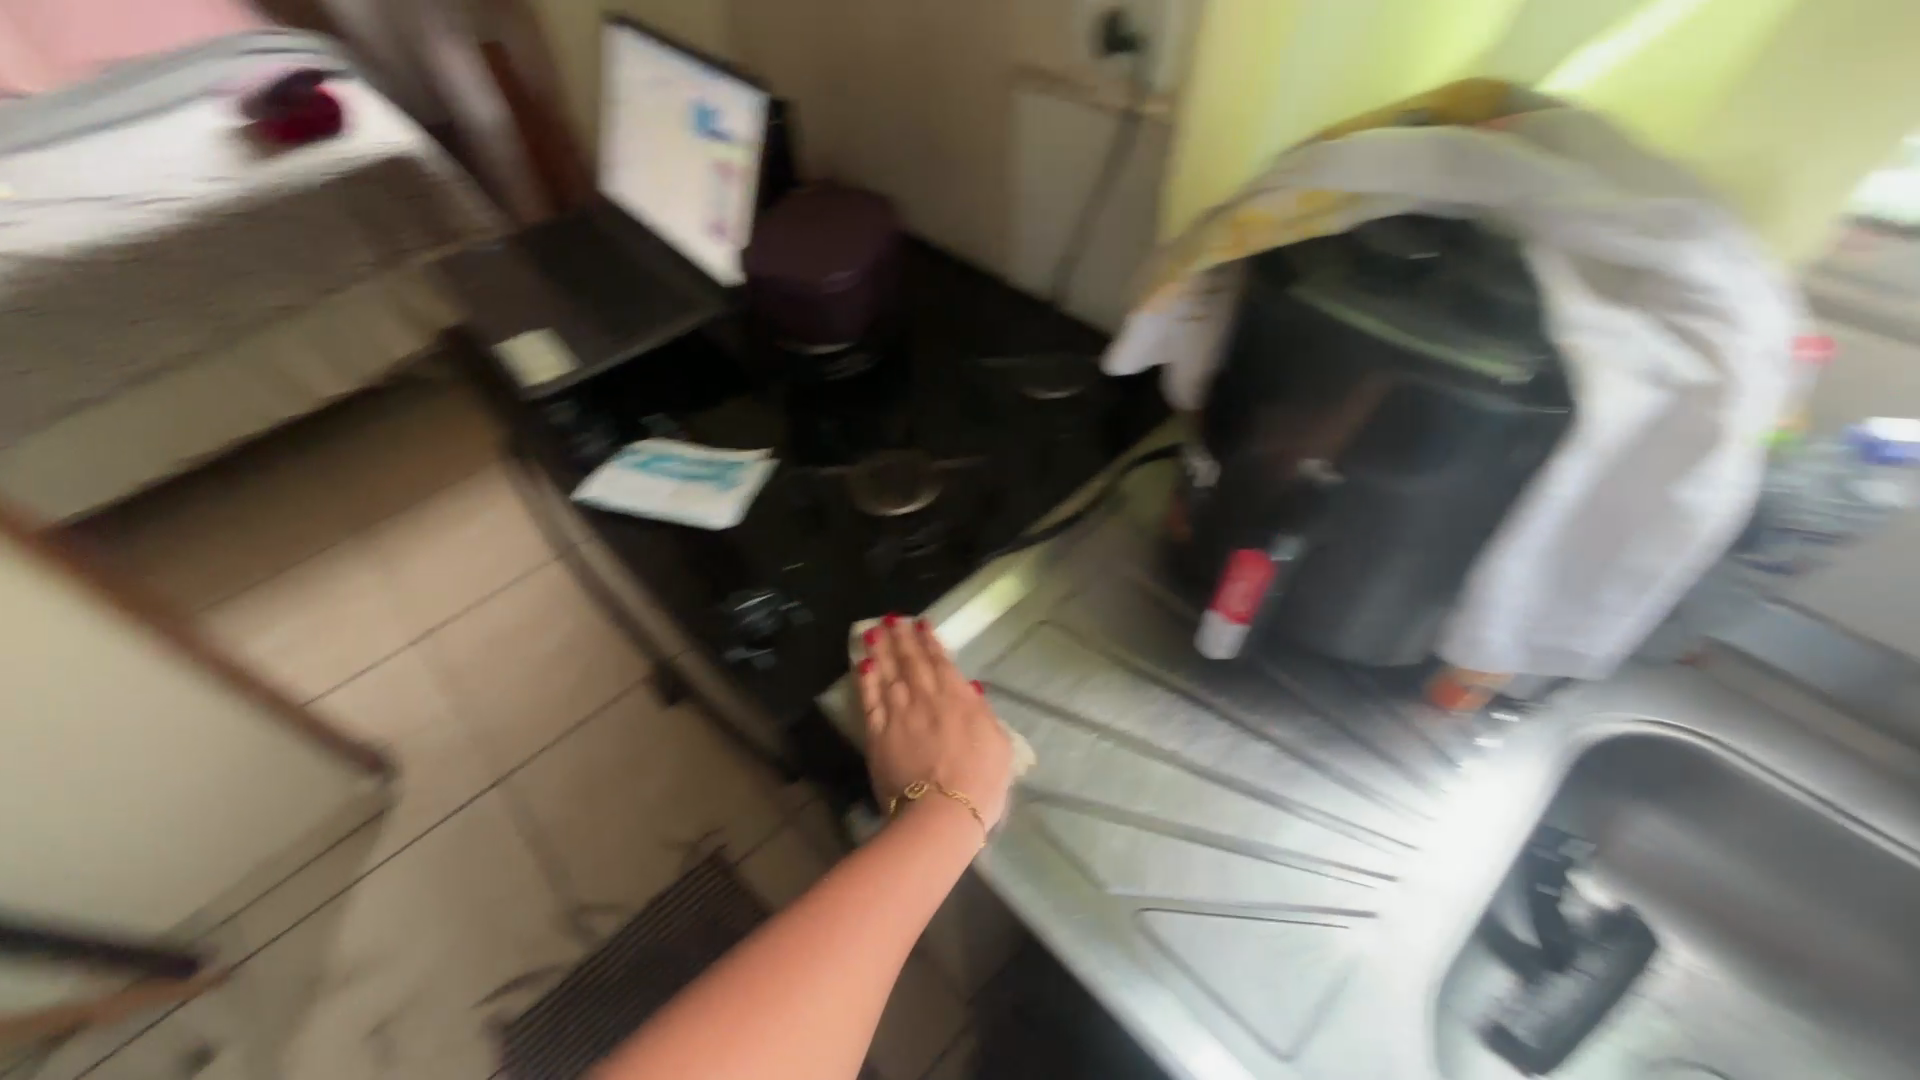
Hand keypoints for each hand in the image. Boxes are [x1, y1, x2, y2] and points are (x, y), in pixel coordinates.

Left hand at [857, 616, 1013, 830]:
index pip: (941, 662)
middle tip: (890, 619)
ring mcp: (899, 714)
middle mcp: (926, 698)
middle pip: (910, 661)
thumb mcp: (999, 744)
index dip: (929, 641)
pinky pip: (869, 699)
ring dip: (879, 649)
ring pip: (887, 673)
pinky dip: (865, 679)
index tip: (919, 623)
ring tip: (871, 631)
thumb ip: (982, 713)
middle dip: (900, 638)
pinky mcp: (877, 734)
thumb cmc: (981, 782)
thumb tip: (968, 690)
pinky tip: (862, 664)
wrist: (942, 812)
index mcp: (958, 699)